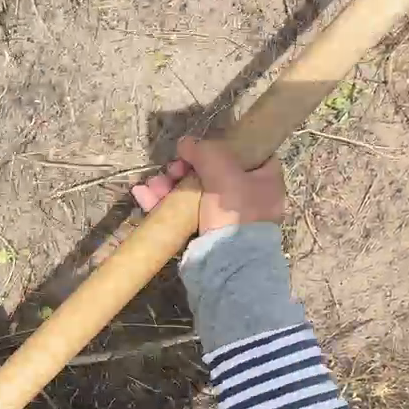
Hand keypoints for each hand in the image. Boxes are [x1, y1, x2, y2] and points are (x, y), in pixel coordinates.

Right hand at [130, 138, 285, 232]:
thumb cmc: (234, 214)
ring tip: (151, 185)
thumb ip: (206, 152)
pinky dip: (163, 203)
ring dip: (169, 186)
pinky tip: (142, 195)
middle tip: (171, 169)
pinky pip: (181, 212)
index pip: (249, 155)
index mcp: (265, 181)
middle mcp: (248, 199)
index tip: (202, 148)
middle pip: (213, 173)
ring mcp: (224, 219)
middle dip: (185, 169)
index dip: (224, 148)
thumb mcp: (224, 173)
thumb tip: (186, 142)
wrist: (226, 265)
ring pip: (192, 193)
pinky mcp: (202, 234)